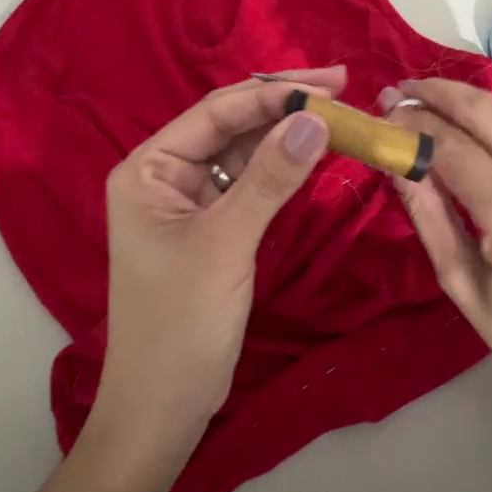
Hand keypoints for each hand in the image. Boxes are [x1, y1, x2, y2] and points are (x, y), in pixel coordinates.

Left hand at [94, 67, 338, 431]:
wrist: (163, 408)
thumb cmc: (179, 323)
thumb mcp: (226, 245)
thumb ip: (269, 179)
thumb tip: (313, 118)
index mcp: (149, 168)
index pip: (216, 112)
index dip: (273, 93)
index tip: (330, 82)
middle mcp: (166, 175)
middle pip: (231, 126)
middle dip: (283, 107)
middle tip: (343, 88)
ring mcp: (190, 201)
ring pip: (244, 153)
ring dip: (287, 135)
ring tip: (339, 115)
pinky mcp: (214, 227)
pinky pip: (251, 184)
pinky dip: (282, 169)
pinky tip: (314, 153)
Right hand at [381, 78, 491, 414]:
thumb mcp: (463, 287)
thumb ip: (428, 215)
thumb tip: (396, 158)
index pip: (453, 148)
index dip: (414, 125)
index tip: (387, 114)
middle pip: (490, 110)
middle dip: (440, 93)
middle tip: (407, 90)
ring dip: (482, 104)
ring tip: (452, 114)